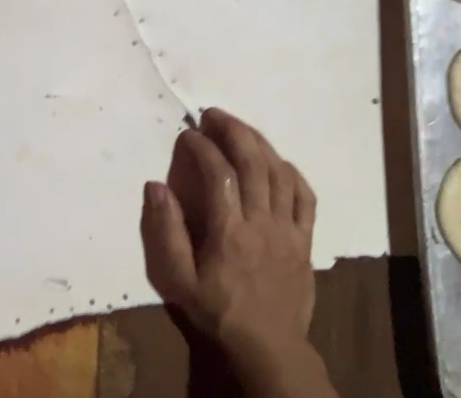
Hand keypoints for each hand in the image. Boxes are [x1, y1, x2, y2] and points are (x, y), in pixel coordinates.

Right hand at [141, 109, 318, 368]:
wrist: (270, 347)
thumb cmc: (218, 311)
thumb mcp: (179, 280)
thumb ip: (166, 232)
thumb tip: (155, 186)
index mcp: (230, 232)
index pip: (218, 174)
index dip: (202, 146)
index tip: (187, 134)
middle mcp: (262, 223)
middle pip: (253, 163)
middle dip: (233, 130)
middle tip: (212, 114)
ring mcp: (289, 230)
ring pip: (280, 173)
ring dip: (259, 142)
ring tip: (239, 127)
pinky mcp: (305, 239)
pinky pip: (305, 197)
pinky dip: (291, 172)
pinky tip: (276, 160)